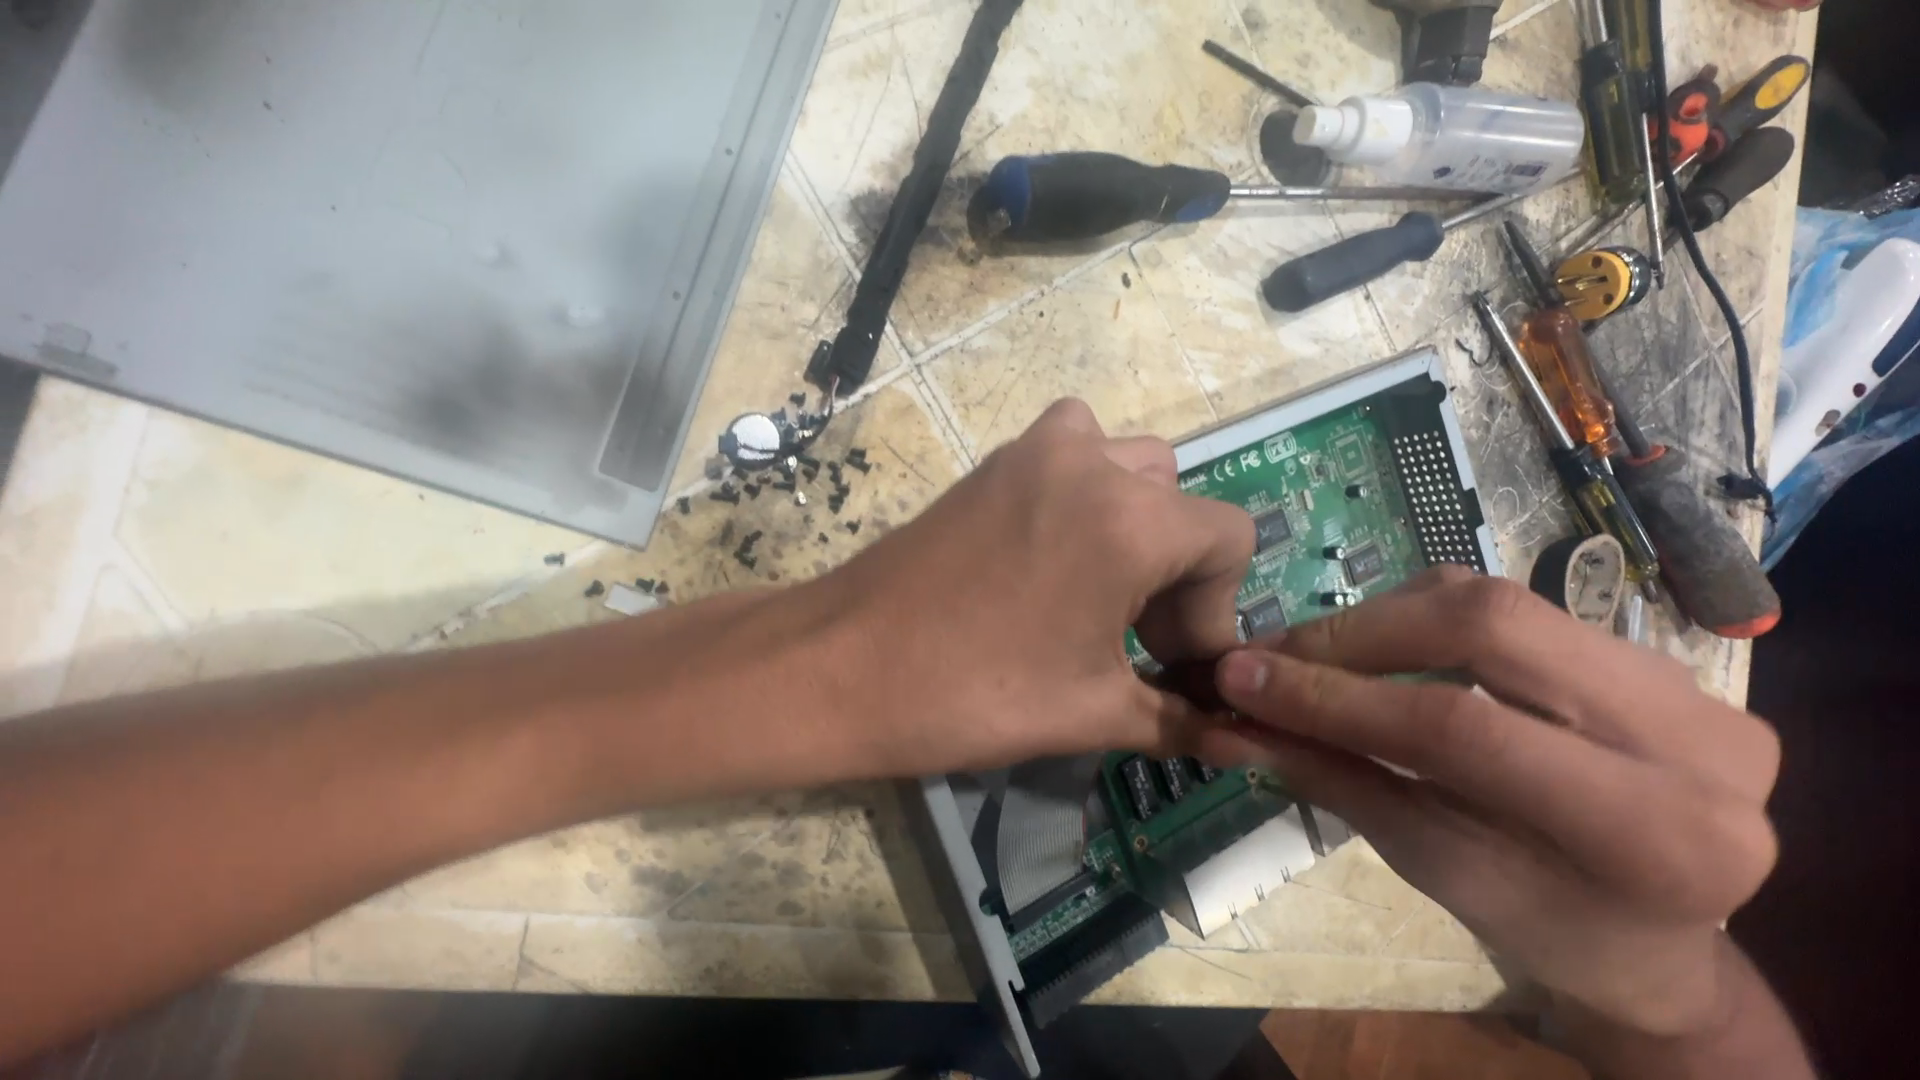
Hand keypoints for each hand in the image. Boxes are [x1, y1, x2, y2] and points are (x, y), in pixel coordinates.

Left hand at [819, 399, 1252, 776]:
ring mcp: (1035, 450)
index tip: (1167, 658)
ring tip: (1095, 588)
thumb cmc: (975, 693)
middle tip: (1132, 634)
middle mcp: (1092, 462)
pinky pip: (1070, 450)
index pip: (1230, 537)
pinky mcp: (992, 461)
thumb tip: (1240, 741)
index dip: (1213, 606)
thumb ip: (1179, 719)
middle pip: (1180, 501)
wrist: (844, 665)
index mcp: (1131, 520)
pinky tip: (1051, 552)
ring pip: (1127, 465)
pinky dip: (1083, 488)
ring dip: (1135, 521)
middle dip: (1175, 569)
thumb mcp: (1092, 712)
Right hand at [1198, 567, 1781, 1039]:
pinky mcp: (1653, 653)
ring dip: (1381, 620)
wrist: (1654, 935)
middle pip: (1489, 626)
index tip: (1239, 679)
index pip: (1460, 729)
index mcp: (1653, 832)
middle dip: (1356, 633)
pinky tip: (1378, 647)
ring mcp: (1684, 680)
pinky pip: (1514, 605)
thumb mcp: (1431, 864)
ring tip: (1311, 653)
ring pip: (1496, 600)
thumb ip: (1332, 778)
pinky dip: (1422, 617)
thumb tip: (1225, 721)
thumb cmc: (1540, 926)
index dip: (1336, 697)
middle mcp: (1694, 736)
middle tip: (1270, 653)